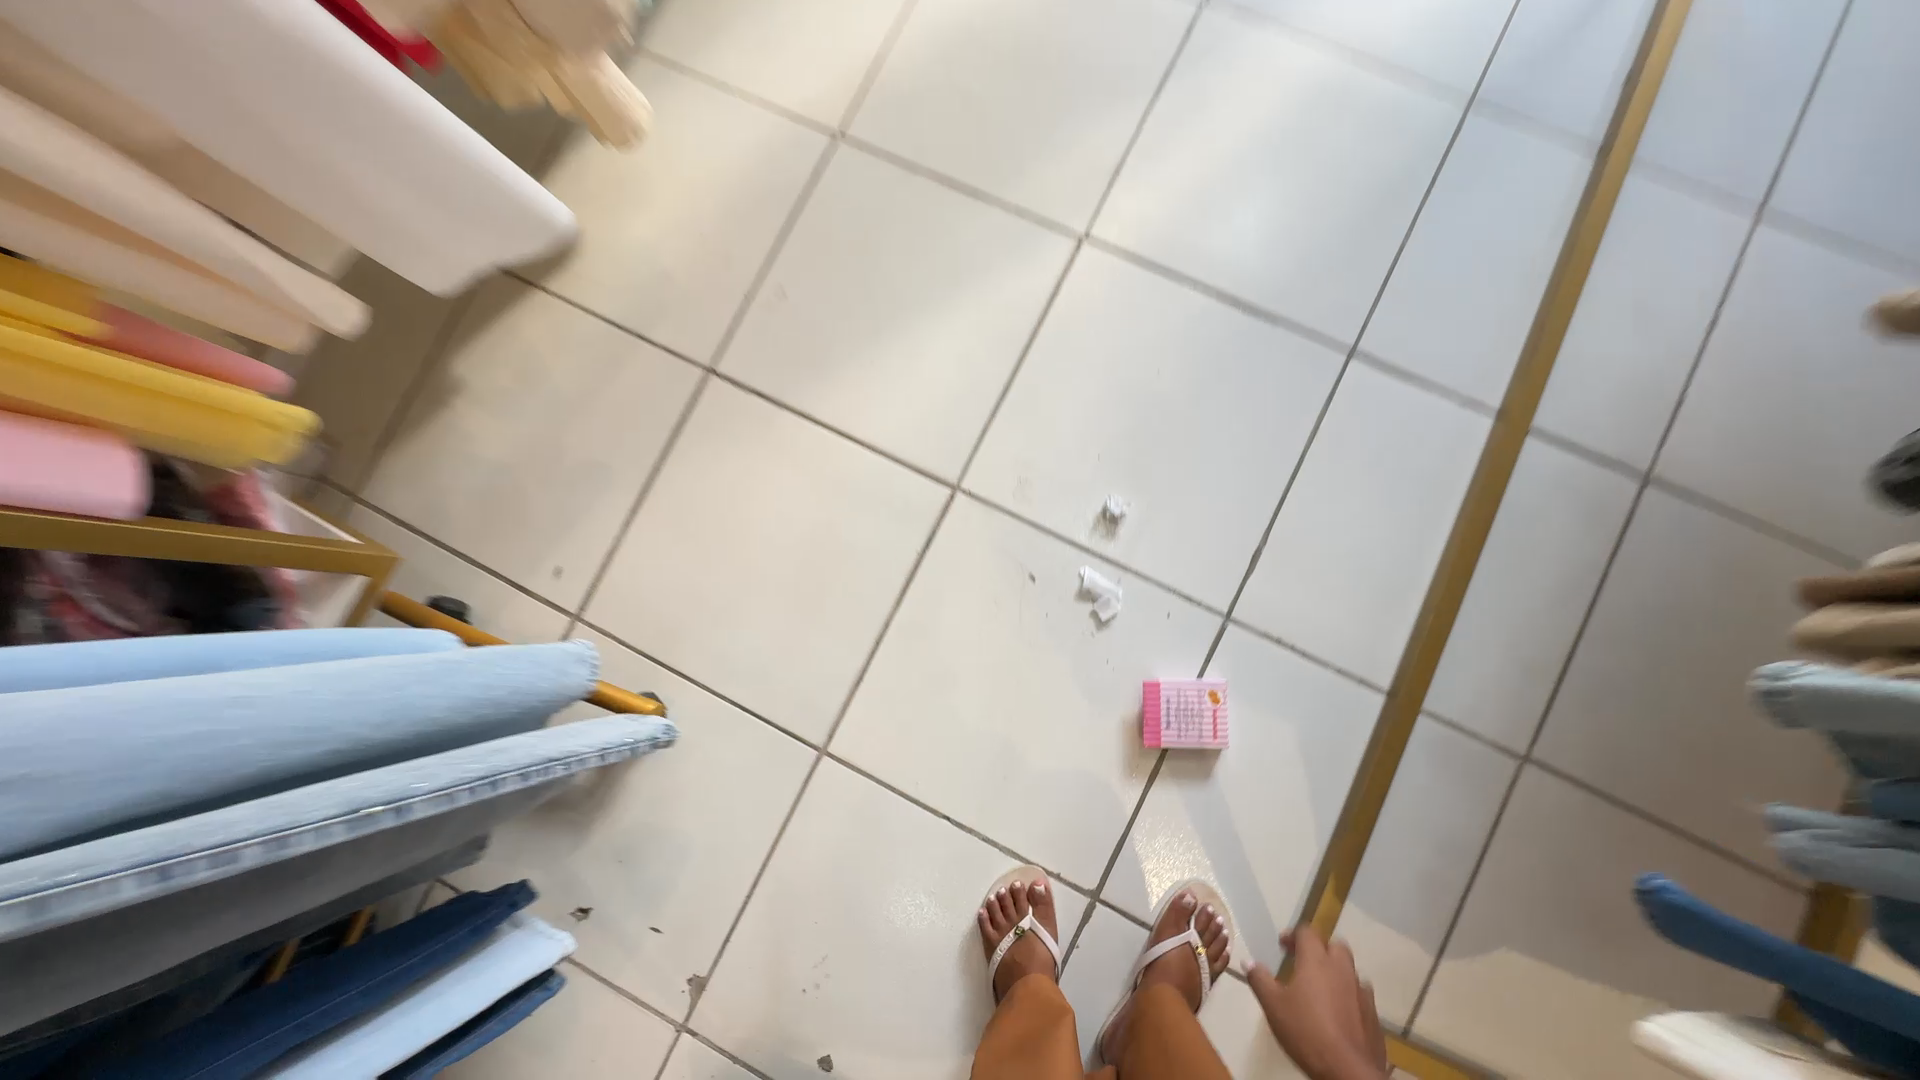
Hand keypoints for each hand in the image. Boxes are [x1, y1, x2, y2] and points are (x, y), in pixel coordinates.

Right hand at [1245, 927, 1388, 1079]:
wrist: (1349, 1071)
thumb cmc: (1306, 1032)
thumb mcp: (1273, 1006)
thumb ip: (1260, 980)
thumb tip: (1249, 962)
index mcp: (1316, 961)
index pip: (1307, 932)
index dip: (1293, 935)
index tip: (1282, 946)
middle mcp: (1341, 969)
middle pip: (1334, 946)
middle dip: (1319, 949)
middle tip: (1303, 964)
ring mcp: (1361, 992)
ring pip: (1349, 970)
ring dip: (1336, 972)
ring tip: (1320, 989)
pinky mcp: (1373, 1014)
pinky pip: (1360, 994)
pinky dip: (1348, 995)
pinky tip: (1338, 1012)